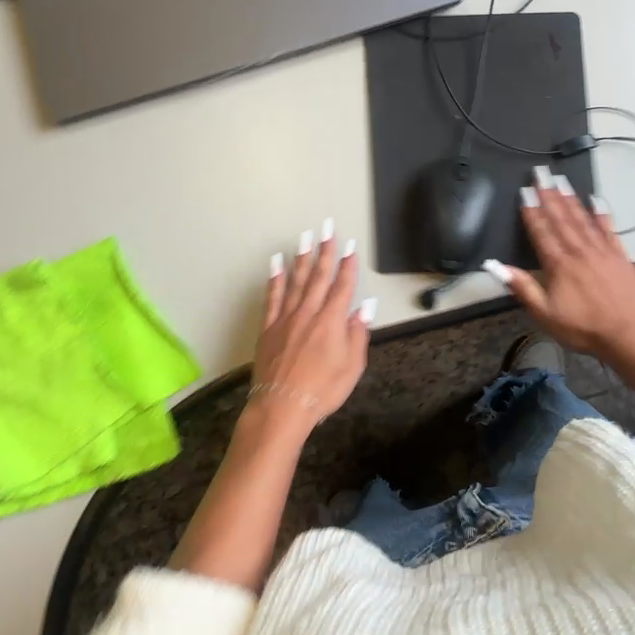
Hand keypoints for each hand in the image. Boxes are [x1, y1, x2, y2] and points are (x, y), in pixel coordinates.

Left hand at [249, 221, 374, 438]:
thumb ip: (357, 334)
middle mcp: (309, 312)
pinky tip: (276, 263)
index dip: (348, 265)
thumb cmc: (323, 390)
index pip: (343, 286)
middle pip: (319, 276)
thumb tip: (365, 308)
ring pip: (295, 281)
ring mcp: (286, 318)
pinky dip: (275, 279)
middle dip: (325, 250)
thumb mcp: (352, 367)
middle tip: (326, 228)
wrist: (282, 406)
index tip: (351, 246)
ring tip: (304, 236)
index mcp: (332, 321)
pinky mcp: (269, 327)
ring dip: (302, 258)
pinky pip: (272, 297)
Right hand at [496, 168, 634, 404]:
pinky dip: (601, 214)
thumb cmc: (583, 328)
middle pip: (561, 218)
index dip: (532, 210)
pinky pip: (609, 229)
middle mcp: (579, 251)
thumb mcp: (545, 314)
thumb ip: (522, 287)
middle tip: (541, 173)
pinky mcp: (621, 256)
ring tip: (562, 181)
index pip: (541, 232)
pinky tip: (596, 201)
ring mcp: (602, 251)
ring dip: (571, 199)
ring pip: (583, 219)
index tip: (525, 190)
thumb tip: (496, 267)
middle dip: (549, 195)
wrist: (628, 335)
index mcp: (558, 265)